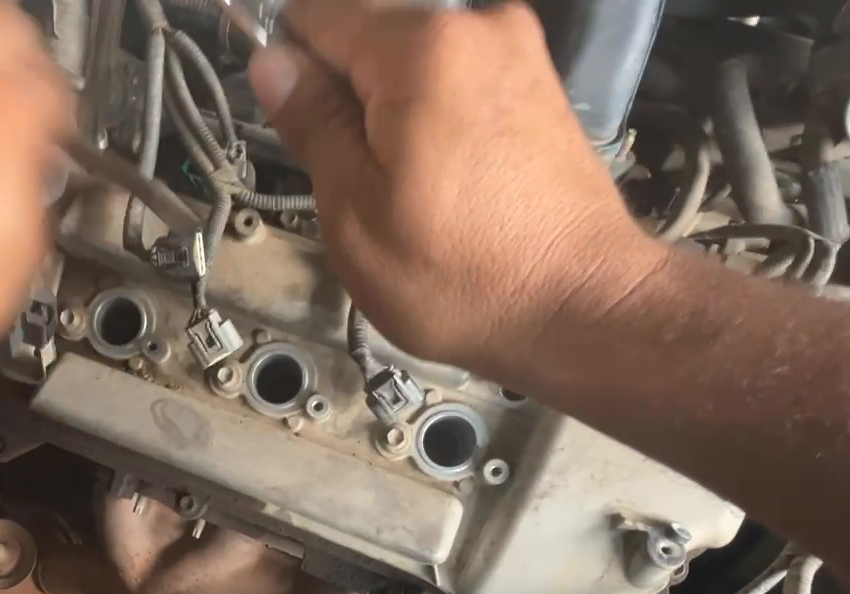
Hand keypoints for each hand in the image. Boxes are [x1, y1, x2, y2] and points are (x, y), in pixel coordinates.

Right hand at [248, 0, 672, 372]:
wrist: (578, 308)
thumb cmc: (454, 275)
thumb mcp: (355, 211)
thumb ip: (312, 124)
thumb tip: (271, 61)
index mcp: (421, 46)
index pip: (319, 15)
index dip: (288, 65)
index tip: (295, 131)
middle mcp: (479, 23)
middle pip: (372, 36)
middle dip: (344, 97)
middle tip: (349, 181)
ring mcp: (519, 52)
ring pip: (414, 66)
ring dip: (386, 116)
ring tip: (396, 191)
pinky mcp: (540, 88)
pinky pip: (457, 85)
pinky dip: (430, 122)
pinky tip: (438, 184)